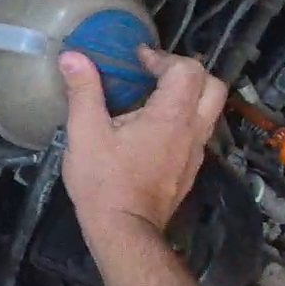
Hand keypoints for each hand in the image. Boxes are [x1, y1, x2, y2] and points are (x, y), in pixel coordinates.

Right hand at [57, 46, 226, 242]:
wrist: (124, 229)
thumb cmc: (103, 180)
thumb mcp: (84, 132)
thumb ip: (82, 91)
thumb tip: (72, 56)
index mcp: (171, 117)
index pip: (187, 70)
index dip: (162, 57)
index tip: (136, 59)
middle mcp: (193, 131)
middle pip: (212, 86)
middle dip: (185, 71)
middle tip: (154, 72)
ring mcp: (196, 152)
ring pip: (209, 110)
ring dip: (187, 94)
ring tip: (151, 96)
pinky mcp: (190, 169)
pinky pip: (198, 131)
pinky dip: (182, 117)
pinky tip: (152, 128)